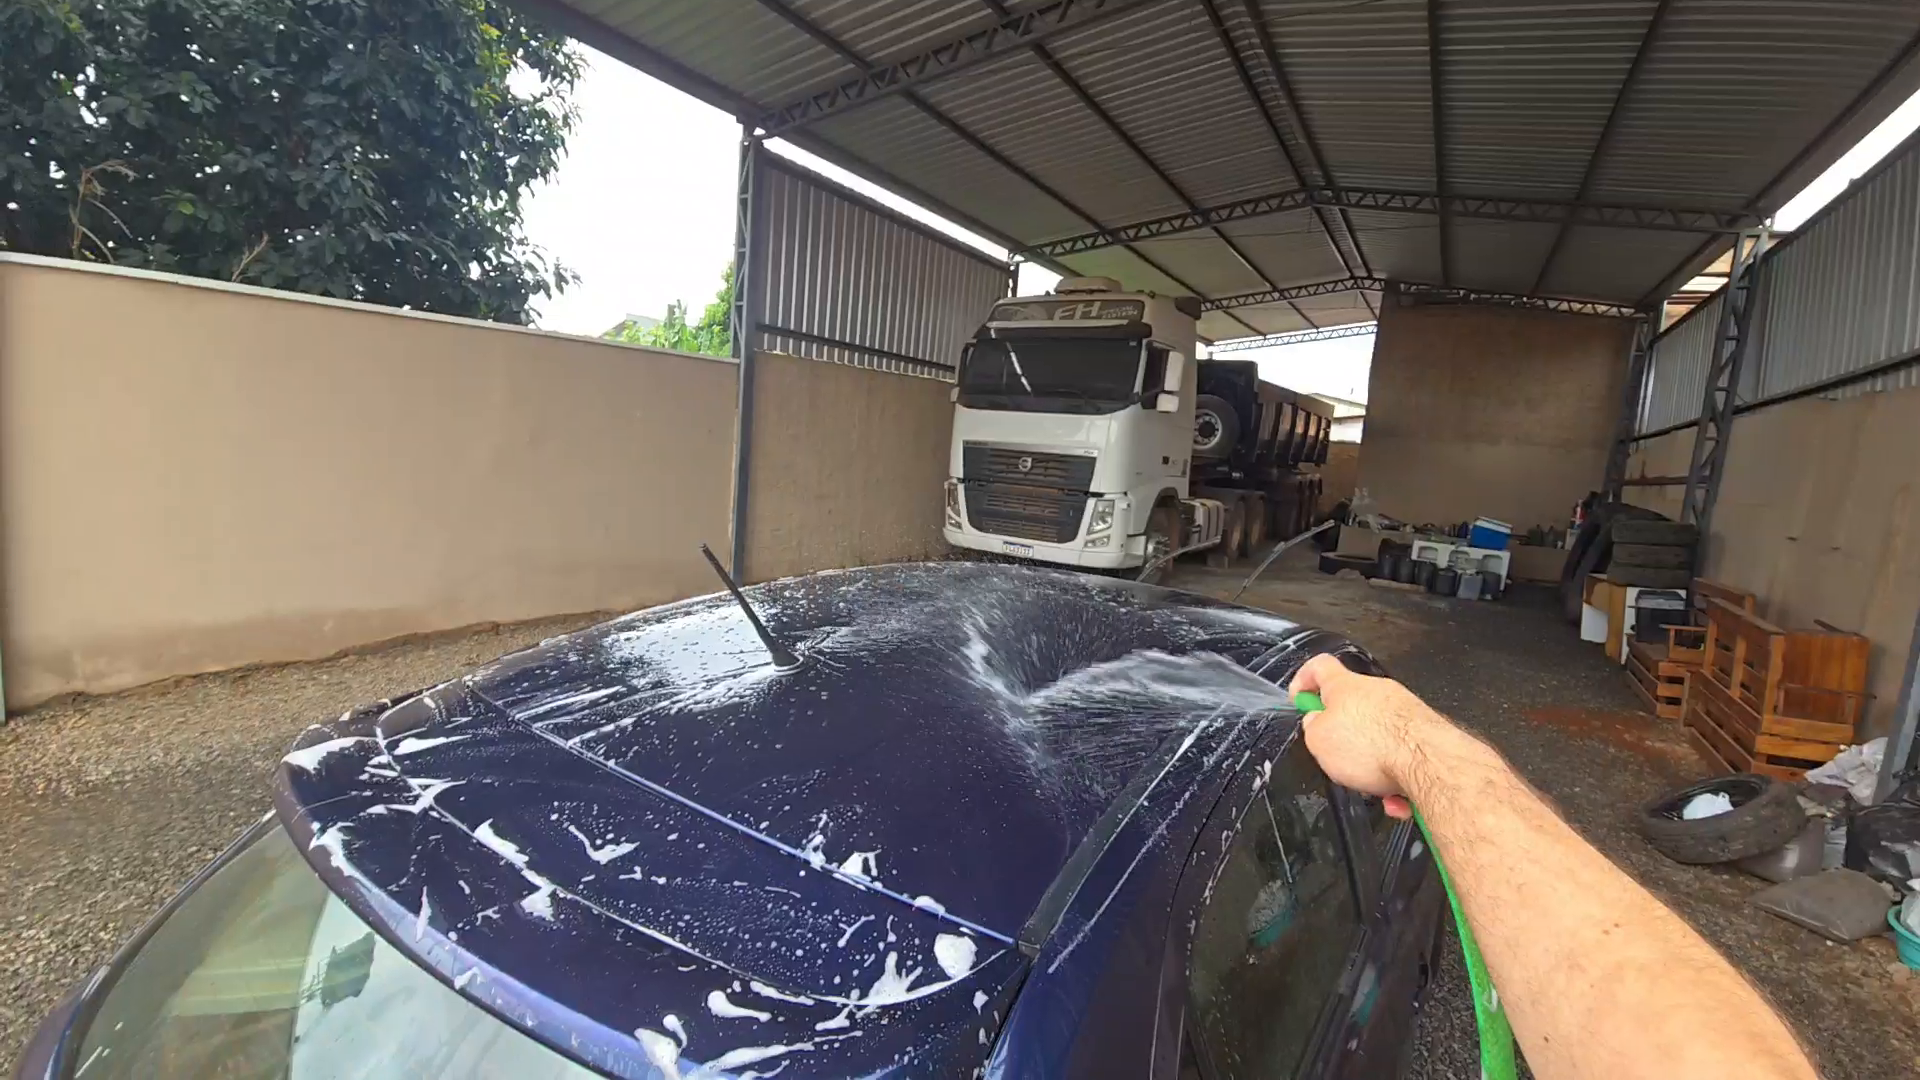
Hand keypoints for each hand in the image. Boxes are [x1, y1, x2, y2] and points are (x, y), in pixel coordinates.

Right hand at [1288, 653, 1445, 819]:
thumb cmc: (1375, 747)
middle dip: (1343, 732)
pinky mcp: (1429, 734)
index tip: (1301, 699)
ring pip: (1379, 735)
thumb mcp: (1318, 740)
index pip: (1319, 666)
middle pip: (1352, 705)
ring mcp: (1406, 711)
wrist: (1431, 764)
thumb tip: (1317, 725)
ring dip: (1372, 761)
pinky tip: (1398, 798)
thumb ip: (1313, 727)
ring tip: (1371, 786)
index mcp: (1346, 686)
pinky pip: (1404, 754)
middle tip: (1335, 752)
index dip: (1305, 680)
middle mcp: (1378, 692)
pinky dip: (1398, 777)